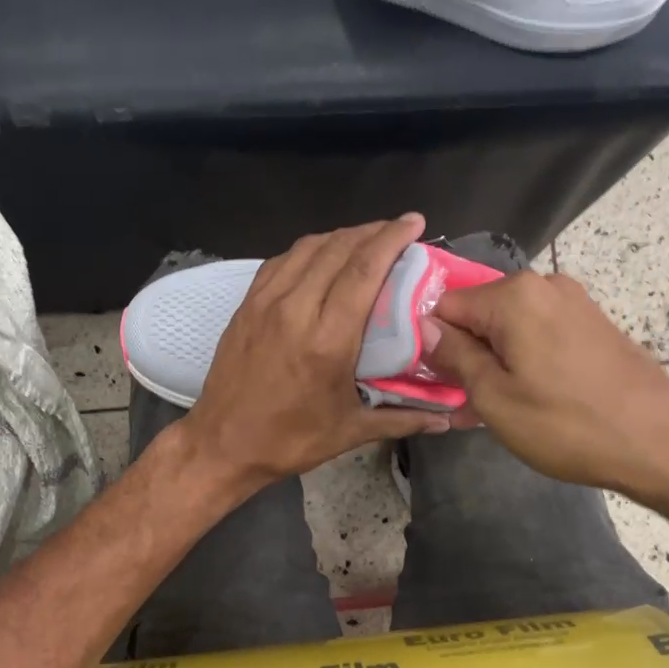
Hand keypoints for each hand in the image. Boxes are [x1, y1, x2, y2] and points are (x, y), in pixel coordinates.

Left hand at [178, 217, 451, 489]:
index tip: (414, 223)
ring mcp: (264, 304)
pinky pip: (280, 262)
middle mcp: (295, 310)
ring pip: (307, 248)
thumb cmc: (289, 441)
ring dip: (340, 236)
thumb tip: (446, 419)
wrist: (222, 445)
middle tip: (396, 231)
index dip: (391, 238)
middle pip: (338, 248)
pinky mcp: (245, 306)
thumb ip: (402, 419)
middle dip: (372, 231)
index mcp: (327, 339)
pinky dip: (307, 251)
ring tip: (364, 240)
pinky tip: (320, 258)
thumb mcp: (350, 432)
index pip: (364, 269)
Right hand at [424, 270, 668, 497]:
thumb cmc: (565, 425)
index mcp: (513, 295)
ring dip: (490, 361)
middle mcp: (543, 284)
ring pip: (507, 326)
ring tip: (489, 409)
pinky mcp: (591, 322)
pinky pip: (537, 333)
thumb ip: (454, 355)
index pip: (443, 306)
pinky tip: (522, 398)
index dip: (430, 343)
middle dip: (462, 353)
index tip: (431, 381)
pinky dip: (520, 360)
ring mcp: (572, 301)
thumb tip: (425, 327)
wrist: (656, 443)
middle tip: (459, 403)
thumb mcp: (493, 397)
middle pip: (477, 313)